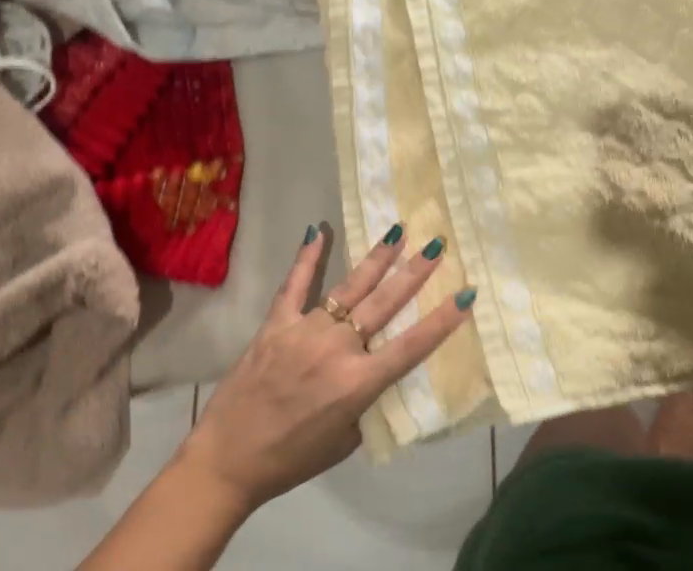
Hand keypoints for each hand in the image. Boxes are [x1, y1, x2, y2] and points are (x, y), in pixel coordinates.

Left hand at [174, 225, 474, 513]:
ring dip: (376, 259)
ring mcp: (304, 332)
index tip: (467, 293)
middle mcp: (336, 350)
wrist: (225, 462)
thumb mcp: (346, 440)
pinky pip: (294, 286)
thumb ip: (368, 401)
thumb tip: (381, 370)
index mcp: (357, 383)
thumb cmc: (292, 459)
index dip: (442, 320)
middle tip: (438, 245)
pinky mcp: (274, 326)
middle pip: (384, 304)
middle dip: (415, 273)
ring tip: (399, 231)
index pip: (411, 346)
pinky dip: (306, 258)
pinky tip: (317, 231)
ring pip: (348, 288)